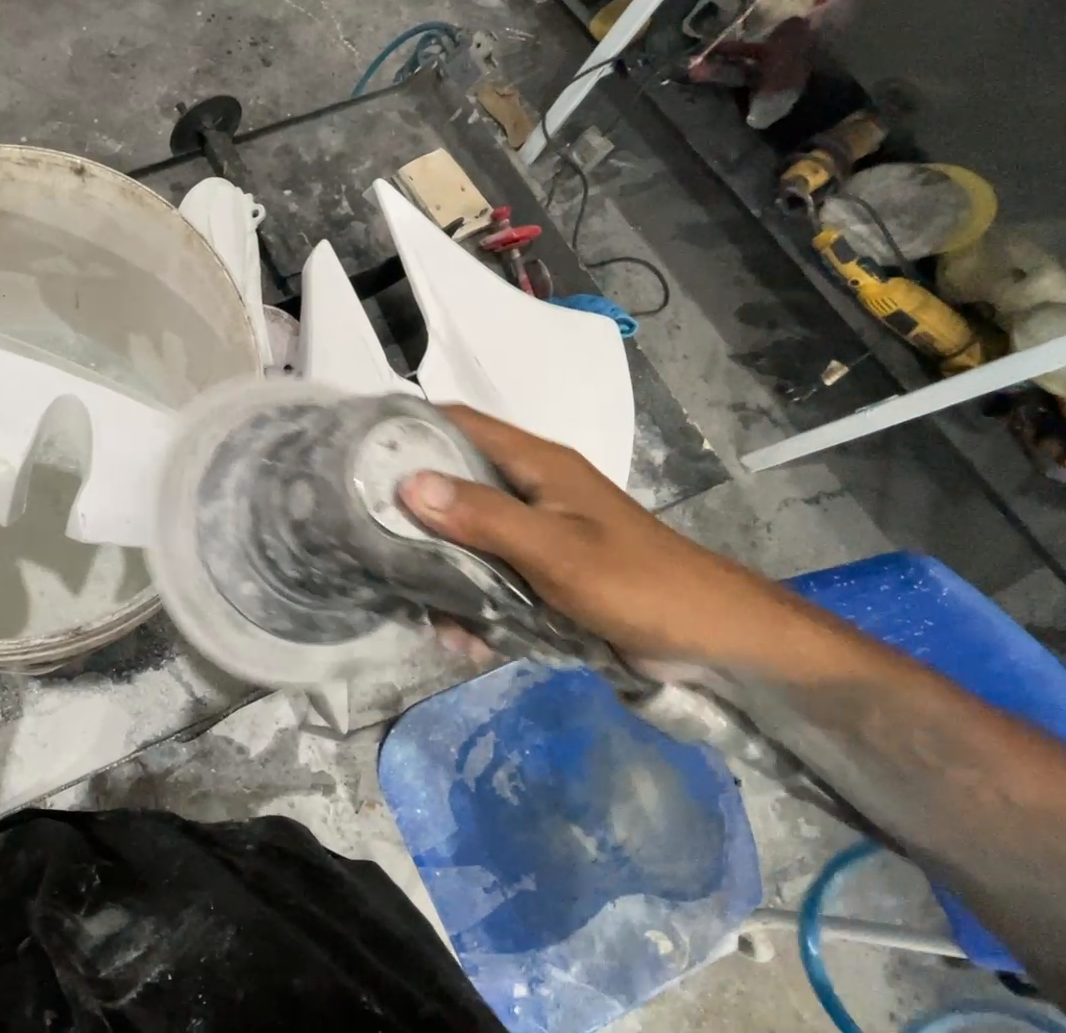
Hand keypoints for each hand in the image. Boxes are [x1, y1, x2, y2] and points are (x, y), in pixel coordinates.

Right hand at [396, 405, 821, 676]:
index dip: (407, 427)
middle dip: (410, 517)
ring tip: (433, 622)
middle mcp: (526, 489)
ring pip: (461, 539)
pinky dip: (471, 606)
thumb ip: (482, 516)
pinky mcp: (537, 571)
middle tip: (369, 545)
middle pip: (448, 484)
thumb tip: (408, 483)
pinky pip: (485, 578)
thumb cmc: (637, 582)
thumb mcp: (554, 549)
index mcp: (534, 465)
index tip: (355, 450)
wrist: (710, 640)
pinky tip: (469, 641)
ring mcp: (531, 532)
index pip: (457, 424)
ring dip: (441, 577)